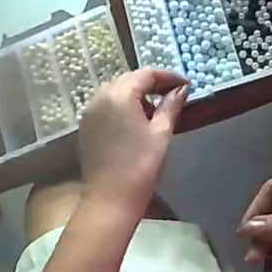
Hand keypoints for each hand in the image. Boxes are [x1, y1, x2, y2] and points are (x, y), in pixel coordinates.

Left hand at [77, 69, 189, 208]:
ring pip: (115, 92)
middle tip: (173, 97)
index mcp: (119, 94)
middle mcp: (100, 97)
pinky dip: (121, 107)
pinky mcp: (85, 125)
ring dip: (135, 96)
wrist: (111, 197)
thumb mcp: (161, 133)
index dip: (168, 77)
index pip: (146, 74)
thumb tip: (181, 90)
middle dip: (151, 85)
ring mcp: (89, 111)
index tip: (185, 86)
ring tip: (154, 113)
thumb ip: (171, 106)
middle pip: (129, 80)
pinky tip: (134, 123)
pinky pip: (105, 106)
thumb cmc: (141, 165)